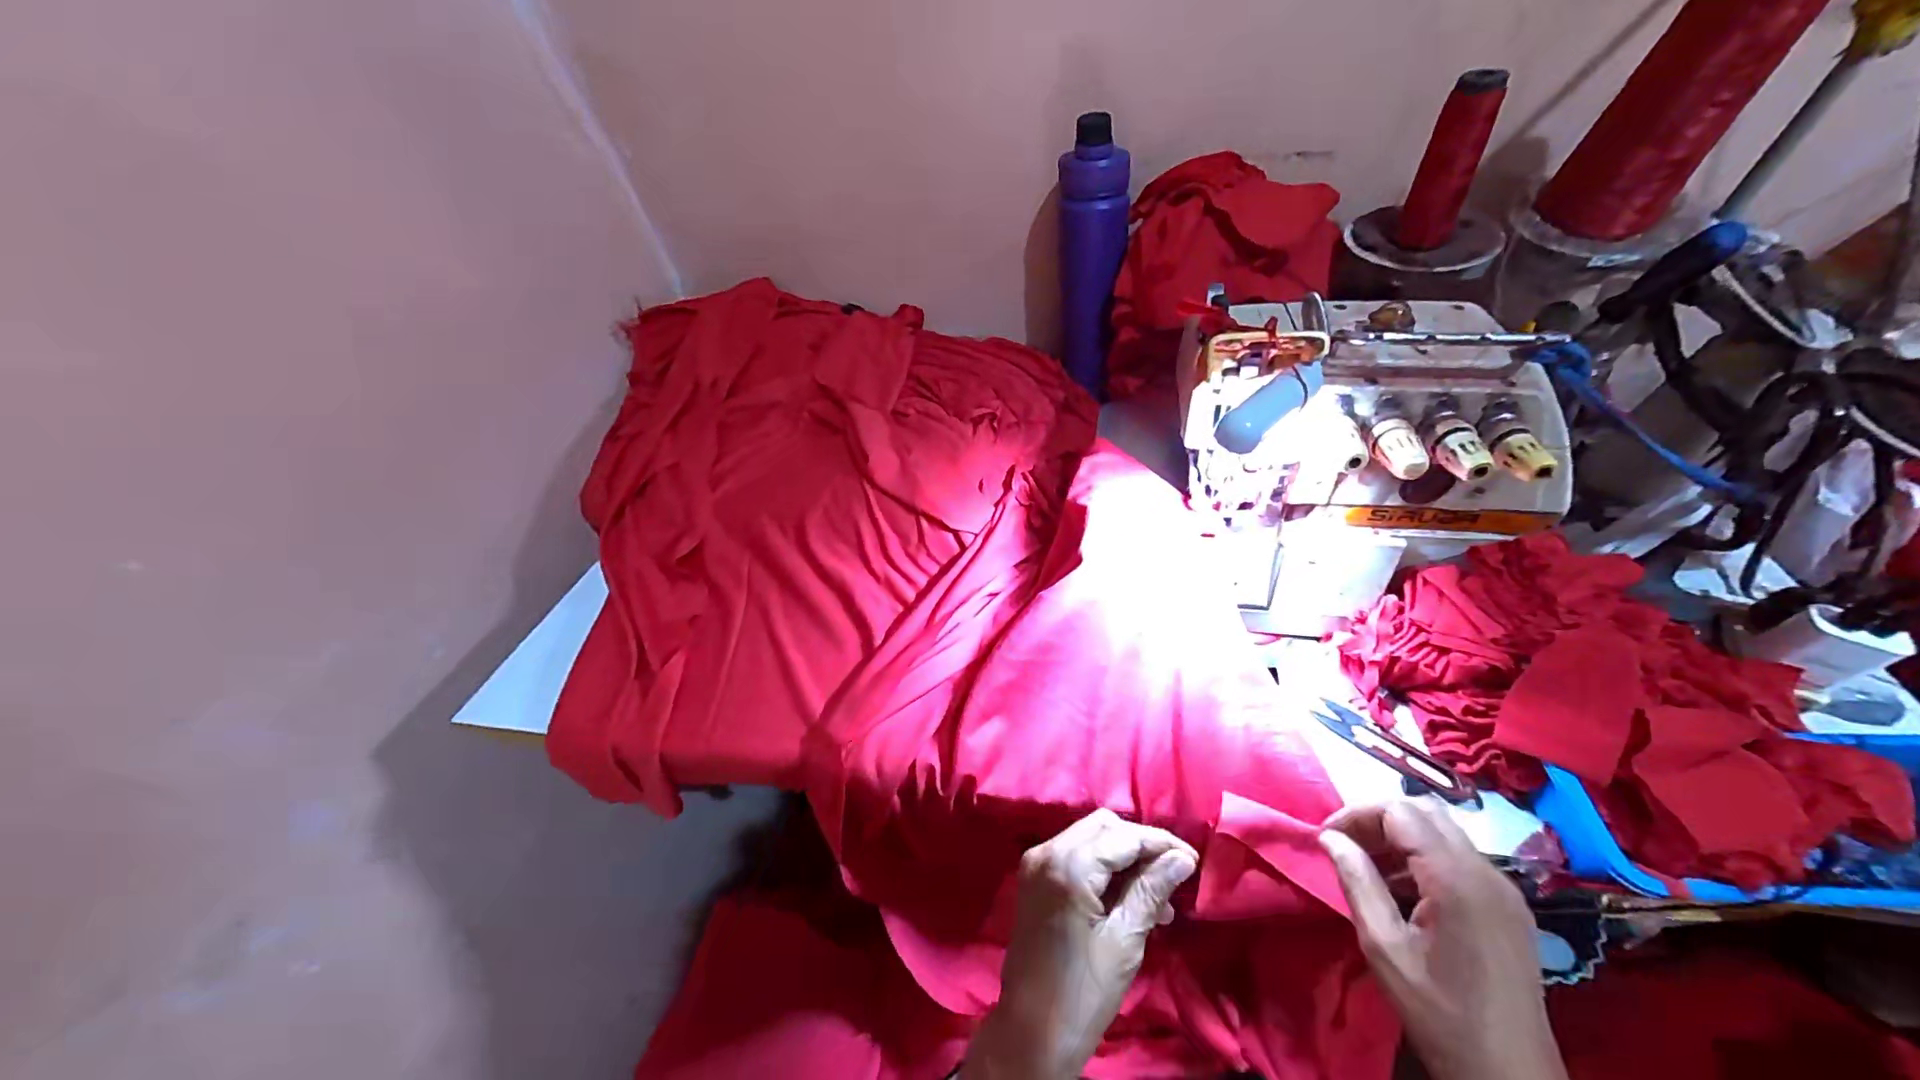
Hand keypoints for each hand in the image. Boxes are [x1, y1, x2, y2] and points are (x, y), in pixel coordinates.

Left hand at [966, 809, 1198, 1079]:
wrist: (1032, 1030)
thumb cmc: (1083, 990)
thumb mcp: (1125, 939)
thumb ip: (1151, 890)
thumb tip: (1182, 858)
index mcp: (1068, 864)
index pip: (1123, 836)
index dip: (1162, 843)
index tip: (1194, 861)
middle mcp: (1047, 851)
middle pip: (1104, 827)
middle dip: (1141, 845)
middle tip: (1175, 874)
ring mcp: (1036, 863)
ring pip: (1090, 838)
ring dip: (1125, 857)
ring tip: (1161, 897)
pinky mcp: (1035, 878)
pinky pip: (1076, 855)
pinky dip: (1104, 868)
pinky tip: (1132, 897)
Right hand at [1319, 800, 1566, 1079]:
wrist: (1511, 1075)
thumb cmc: (1439, 1012)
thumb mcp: (1383, 946)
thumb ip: (1356, 882)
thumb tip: (1330, 838)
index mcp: (1457, 879)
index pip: (1400, 811)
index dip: (1357, 815)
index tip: (1327, 838)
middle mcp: (1488, 873)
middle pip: (1425, 813)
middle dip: (1378, 820)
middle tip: (1346, 846)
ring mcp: (1505, 890)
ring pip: (1443, 833)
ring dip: (1400, 838)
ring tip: (1367, 868)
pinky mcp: (1510, 907)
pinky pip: (1461, 859)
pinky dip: (1424, 858)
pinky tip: (1403, 891)